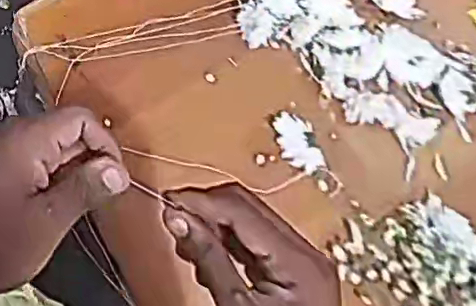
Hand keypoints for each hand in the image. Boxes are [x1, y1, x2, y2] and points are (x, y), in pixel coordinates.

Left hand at [0, 107, 129, 305]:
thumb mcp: (48, 221)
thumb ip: (84, 189)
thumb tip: (118, 171)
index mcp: (29, 138)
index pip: (80, 118)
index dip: (104, 143)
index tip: (117, 177)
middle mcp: (19, 131)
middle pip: (70, 127)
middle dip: (92, 156)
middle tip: (104, 194)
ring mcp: (11, 143)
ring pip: (59, 141)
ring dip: (77, 166)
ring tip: (85, 200)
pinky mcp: (7, 159)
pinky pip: (43, 153)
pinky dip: (60, 171)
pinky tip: (63, 199)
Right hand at [163, 185, 338, 305]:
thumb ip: (208, 258)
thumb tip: (178, 218)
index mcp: (298, 260)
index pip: (239, 207)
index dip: (199, 201)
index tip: (169, 202)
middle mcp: (305, 253)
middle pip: (245, 207)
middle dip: (206, 210)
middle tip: (174, 220)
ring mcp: (300, 264)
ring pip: (247, 221)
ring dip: (213, 226)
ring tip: (189, 244)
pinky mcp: (291, 275)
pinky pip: (254, 243)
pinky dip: (227, 243)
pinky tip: (208, 255)